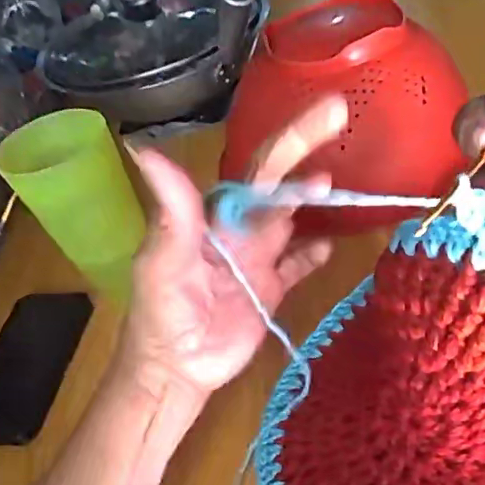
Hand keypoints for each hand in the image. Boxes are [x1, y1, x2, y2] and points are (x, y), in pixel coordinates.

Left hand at [119, 98, 342, 397]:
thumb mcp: (162, 260)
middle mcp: (237, 232)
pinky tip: (328, 246)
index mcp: (213, 219)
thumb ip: (171, 209)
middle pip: (276, 187)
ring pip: (289, 221)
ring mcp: (255, 262)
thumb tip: (145, 149)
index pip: (254, 172)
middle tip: (339, 115)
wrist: (177, 370)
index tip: (322, 114)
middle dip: (304, 153)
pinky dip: (311, 255)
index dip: (286, 142)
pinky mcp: (270, 292)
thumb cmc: (163, 316)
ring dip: (311, 202)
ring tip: (338, 184)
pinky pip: (295, 267)